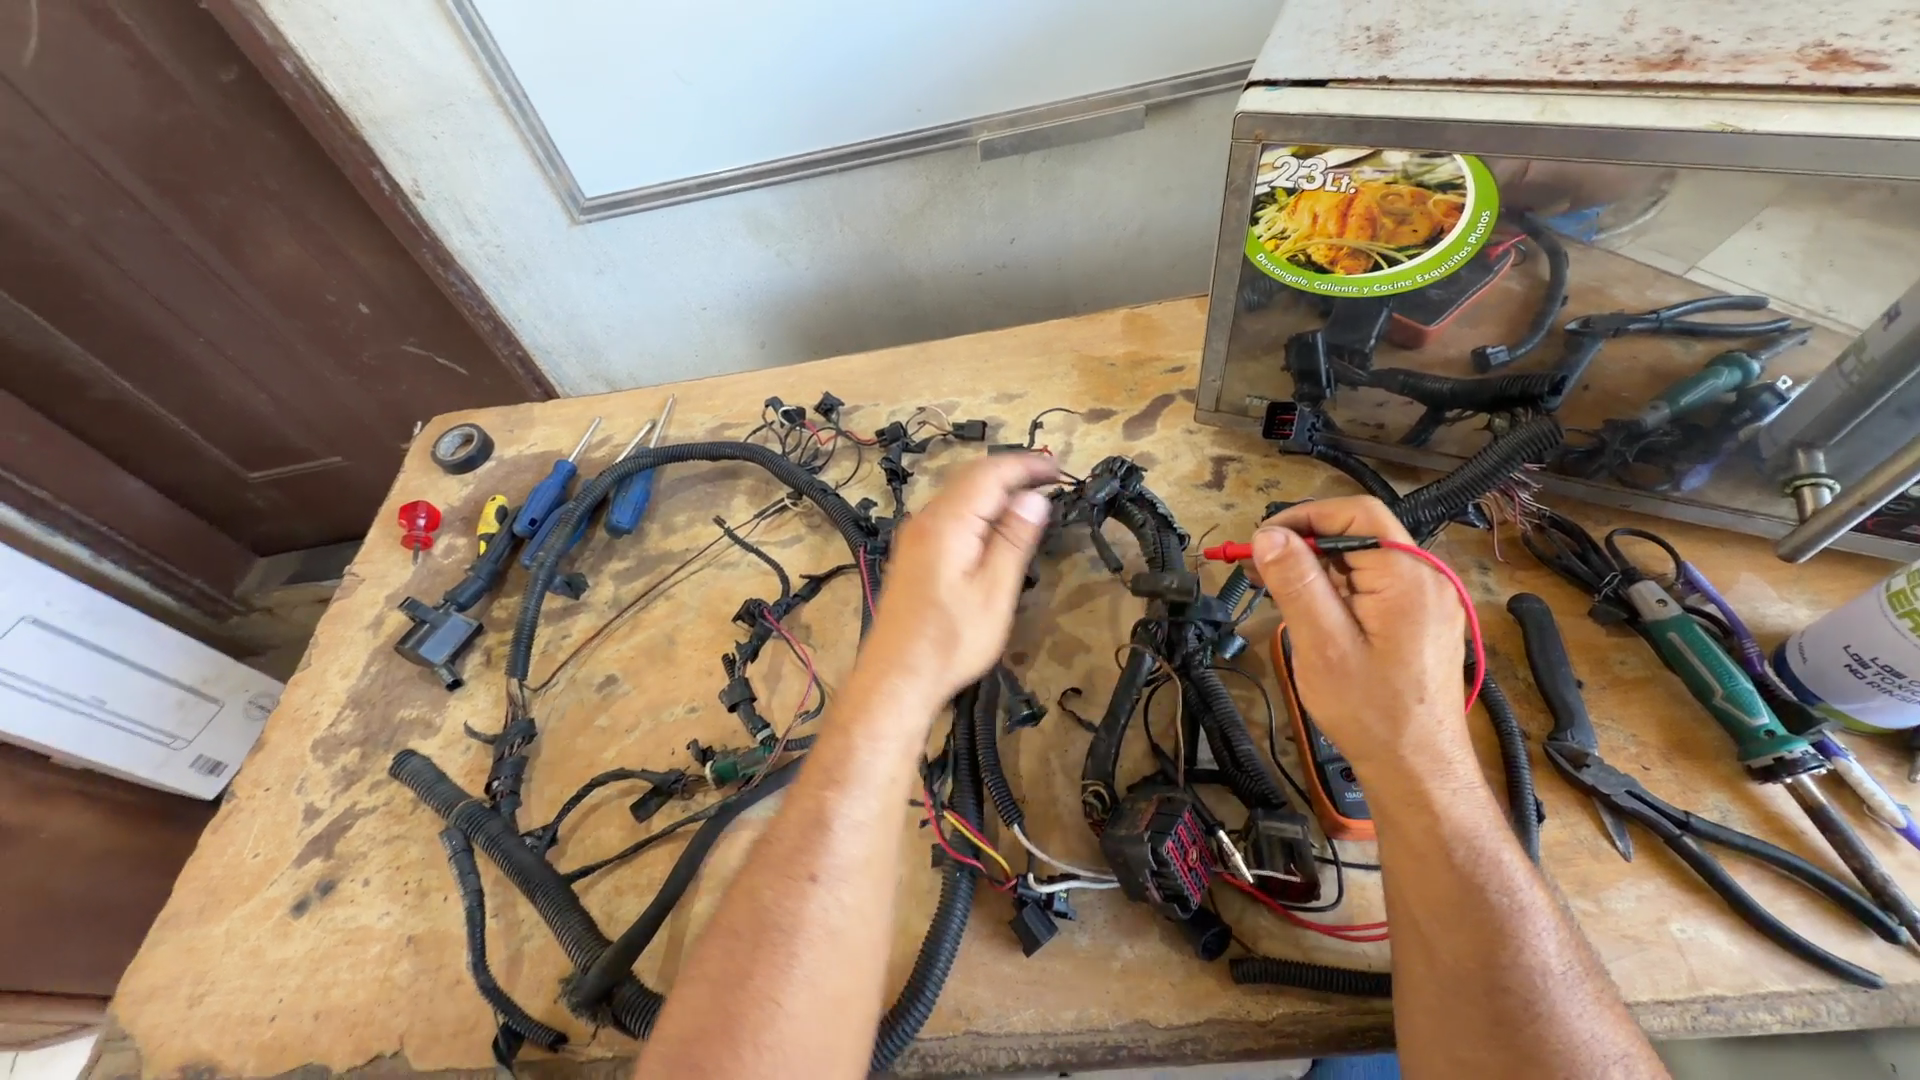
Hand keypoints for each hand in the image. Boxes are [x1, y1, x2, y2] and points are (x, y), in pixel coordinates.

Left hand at [856, 453, 1058, 709]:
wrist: (896, 677)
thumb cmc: (951, 641)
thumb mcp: (994, 591)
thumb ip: (1013, 540)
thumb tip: (1034, 498)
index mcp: (947, 523)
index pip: (990, 474)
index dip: (1026, 465)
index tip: (1058, 467)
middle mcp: (924, 521)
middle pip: (969, 477)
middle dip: (1011, 472)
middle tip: (1049, 478)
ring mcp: (914, 537)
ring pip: (957, 495)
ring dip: (993, 489)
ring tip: (1028, 497)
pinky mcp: (912, 555)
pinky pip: (948, 514)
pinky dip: (976, 508)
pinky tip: (993, 526)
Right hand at [1246, 496, 1473, 783]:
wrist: (1417, 768)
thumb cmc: (1369, 710)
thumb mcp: (1322, 644)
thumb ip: (1297, 583)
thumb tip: (1267, 534)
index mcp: (1408, 576)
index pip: (1356, 512)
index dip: (1304, 516)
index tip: (1261, 540)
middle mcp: (1427, 577)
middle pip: (1360, 532)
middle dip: (1305, 541)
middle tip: (1258, 565)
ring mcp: (1428, 599)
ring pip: (1364, 558)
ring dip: (1317, 564)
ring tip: (1274, 586)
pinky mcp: (1420, 619)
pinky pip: (1374, 583)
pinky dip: (1337, 585)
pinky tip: (1308, 606)